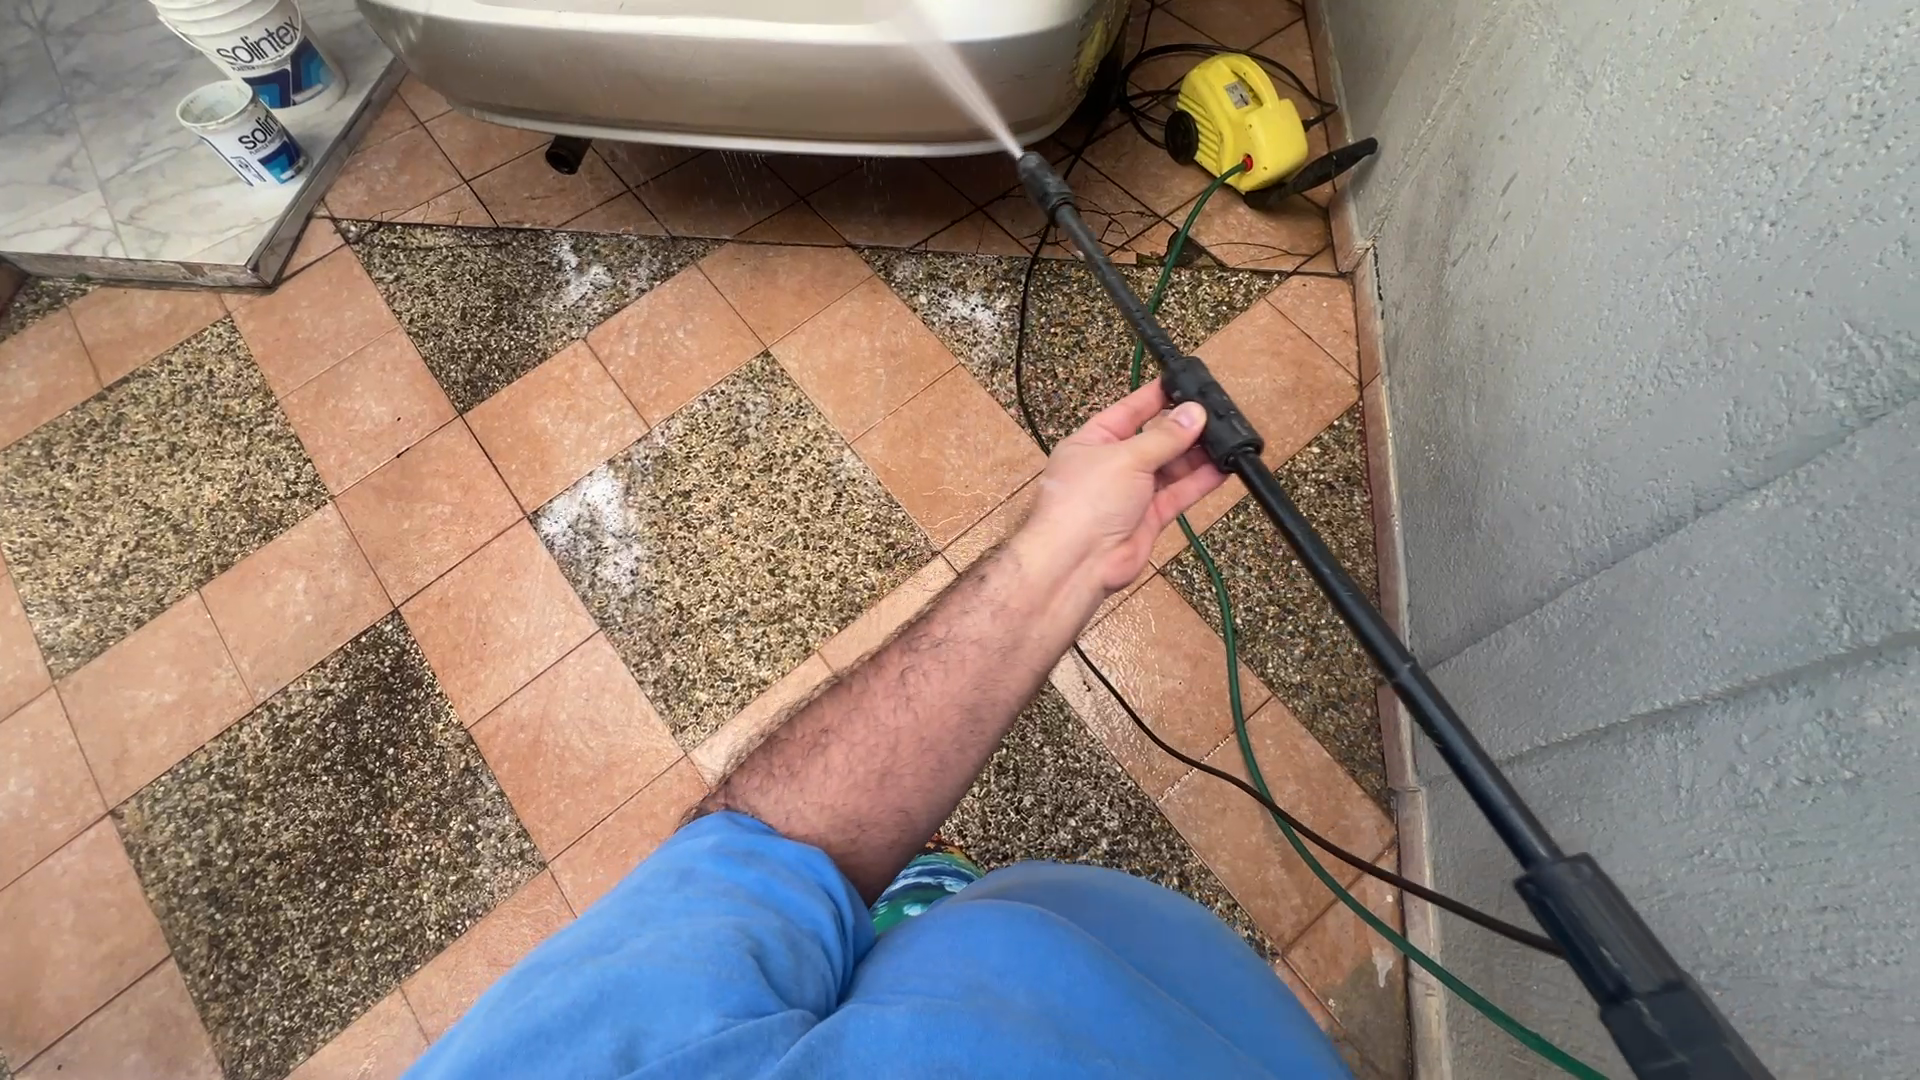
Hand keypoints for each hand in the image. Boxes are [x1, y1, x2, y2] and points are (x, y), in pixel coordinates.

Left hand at [1017, 378, 1227, 595]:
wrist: (1078, 561)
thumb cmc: (1082, 505)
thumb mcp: (1125, 458)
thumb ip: (1163, 438)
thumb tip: (1192, 415)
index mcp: (1092, 442)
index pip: (1128, 411)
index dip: (1155, 397)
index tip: (1183, 383)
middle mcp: (1111, 466)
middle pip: (1153, 440)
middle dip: (1183, 429)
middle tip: (1215, 416)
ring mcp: (1129, 493)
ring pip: (1169, 468)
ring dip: (1196, 455)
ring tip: (1227, 439)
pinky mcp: (1147, 518)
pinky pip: (1177, 494)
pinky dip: (1199, 481)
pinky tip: (1222, 468)